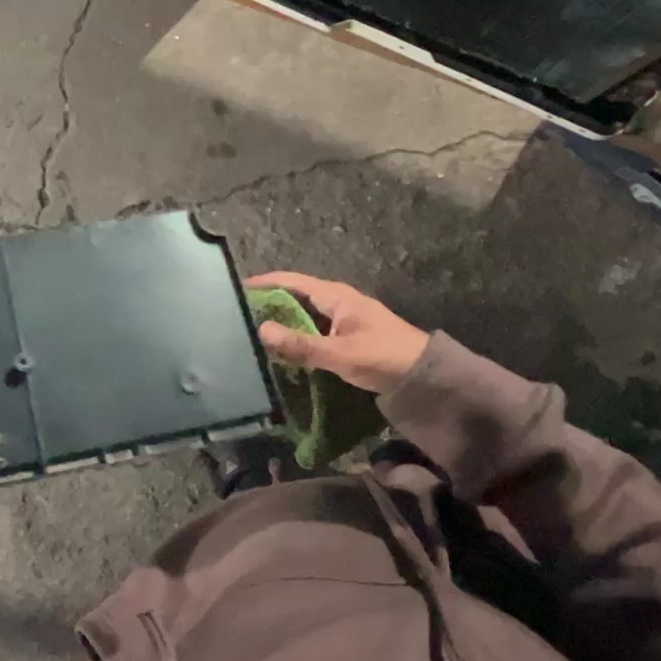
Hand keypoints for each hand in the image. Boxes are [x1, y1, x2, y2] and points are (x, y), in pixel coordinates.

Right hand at [247, 271, 429, 393]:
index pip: (292, 282)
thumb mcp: (340, 353)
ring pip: (302, 317)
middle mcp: (336, 304)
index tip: (236, 290)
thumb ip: (301, 344)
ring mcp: (341, 322)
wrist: (424, 378)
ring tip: (251, 335)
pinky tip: (280, 353)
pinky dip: (295, 339)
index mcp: (336, 297)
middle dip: (268, 305)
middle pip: (294, 298)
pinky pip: (311, 333)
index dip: (265, 283)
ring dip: (281, 325)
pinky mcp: (344, 339)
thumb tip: (261, 330)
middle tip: (237, 317)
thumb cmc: (384, 358)